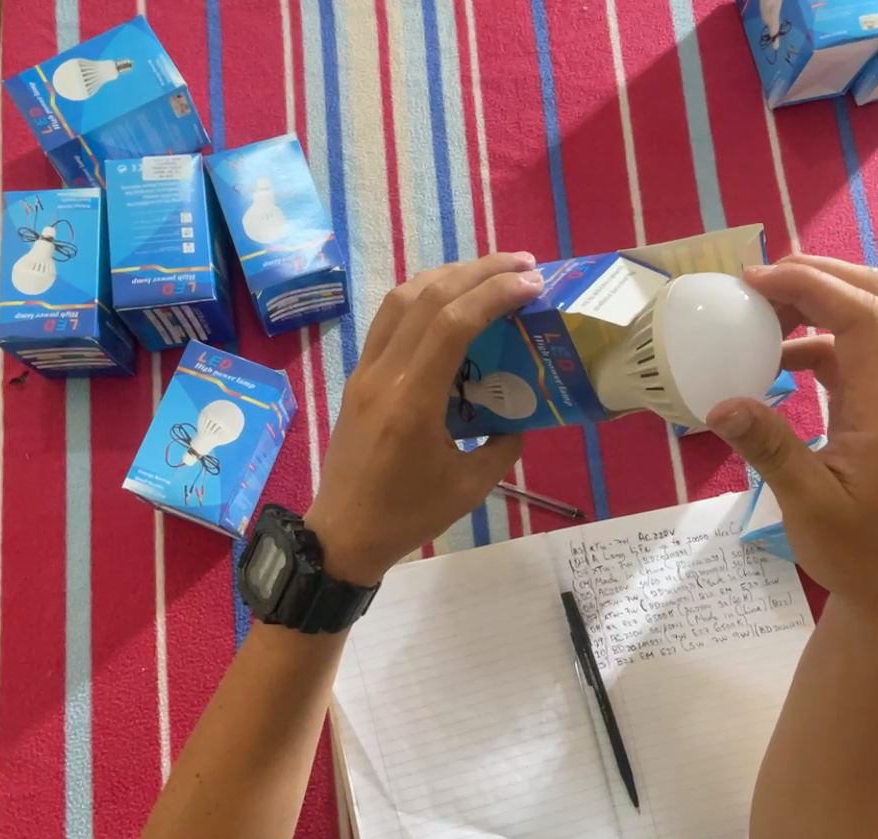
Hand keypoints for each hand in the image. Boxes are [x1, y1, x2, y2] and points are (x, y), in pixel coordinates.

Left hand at [305, 251, 544, 583]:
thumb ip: (503, 445)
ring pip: (400, 299)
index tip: (533, 283)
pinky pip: (387, 321)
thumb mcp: (470, 487)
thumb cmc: (407, 517)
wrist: (344, 534)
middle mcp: (384, 376)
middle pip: (427, 297)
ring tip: (488, 274)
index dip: (495, 293)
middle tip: (523, 265)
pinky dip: (421, 298)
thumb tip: (520, 415)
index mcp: (412, 403)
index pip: (452, 323)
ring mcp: (364, 373)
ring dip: (447, 276)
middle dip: (479, 271)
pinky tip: (447, 302)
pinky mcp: (357, 379)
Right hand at [705, 255, 877, 614]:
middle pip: (871, 301)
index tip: (753, 283)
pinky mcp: (872, 410)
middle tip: (756, 282)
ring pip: (861, 322)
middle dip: (817, 277)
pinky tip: (772, 359)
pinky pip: (845, 356)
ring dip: (813, 304)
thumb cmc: (852, 546)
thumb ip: (767, 447)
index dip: (809, 287)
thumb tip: (720, 405)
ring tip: (757, 309)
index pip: (858, 317)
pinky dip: (809, 342)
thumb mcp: (805, 500)